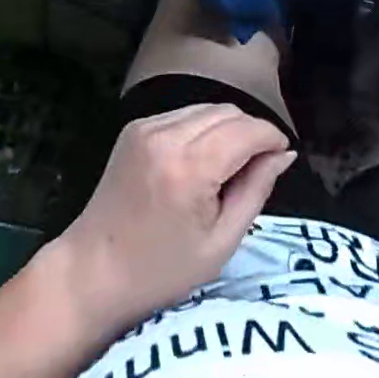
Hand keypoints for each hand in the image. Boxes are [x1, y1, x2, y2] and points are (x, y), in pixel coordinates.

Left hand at [48, 104, 295, 332]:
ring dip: (228, 126)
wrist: (94, 269)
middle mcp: (165, 136)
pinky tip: (201, 158)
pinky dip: (202, 127)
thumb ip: (256, 190)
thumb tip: (284, 154)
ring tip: (230, 164)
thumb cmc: (163, 270)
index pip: (245, 130)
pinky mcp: (135, 126)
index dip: (272, 137)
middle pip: (227, 111)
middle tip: (260, 164)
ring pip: (206, 107)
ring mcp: (146, 126)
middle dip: (251, 130)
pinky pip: (183, 114)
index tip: (284, 154)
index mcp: (189, 168)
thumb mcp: (221, 242)